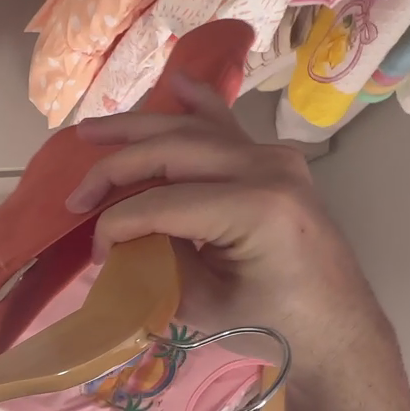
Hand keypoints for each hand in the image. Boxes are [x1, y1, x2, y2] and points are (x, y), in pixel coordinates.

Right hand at [65, 75, 386, 365]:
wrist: (335, 325)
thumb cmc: (271, 326)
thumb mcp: (205, 306)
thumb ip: (157, 267)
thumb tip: (115, 249)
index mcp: (253, 209)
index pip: (159, 203)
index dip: (115, 225)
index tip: (95, 257)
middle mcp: (266, 168)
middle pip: (172, 150)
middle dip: (114, 168)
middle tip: (74, 196)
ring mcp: (272, 158)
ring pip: (192, 129)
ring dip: (138, 127)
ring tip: (90, 132)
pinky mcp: (272, 163)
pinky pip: (225, 126)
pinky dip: (197, 104)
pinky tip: (176, 84)